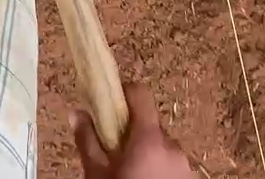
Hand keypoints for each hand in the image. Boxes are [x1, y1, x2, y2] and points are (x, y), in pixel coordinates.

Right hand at [74, 86, 194, 178]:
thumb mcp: (97, 174)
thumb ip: (88, 139)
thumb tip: (76, 113)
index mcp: (149, 139)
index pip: (141, 94)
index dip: (125, 93)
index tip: (111, 104)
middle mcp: (173, 149)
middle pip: (151, 126)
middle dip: (134, 135)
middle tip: (117, 153)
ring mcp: (187, 170)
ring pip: (164, 149)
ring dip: (149, 155)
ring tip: (133, 176)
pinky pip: (174, 168)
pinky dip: (161, 172)